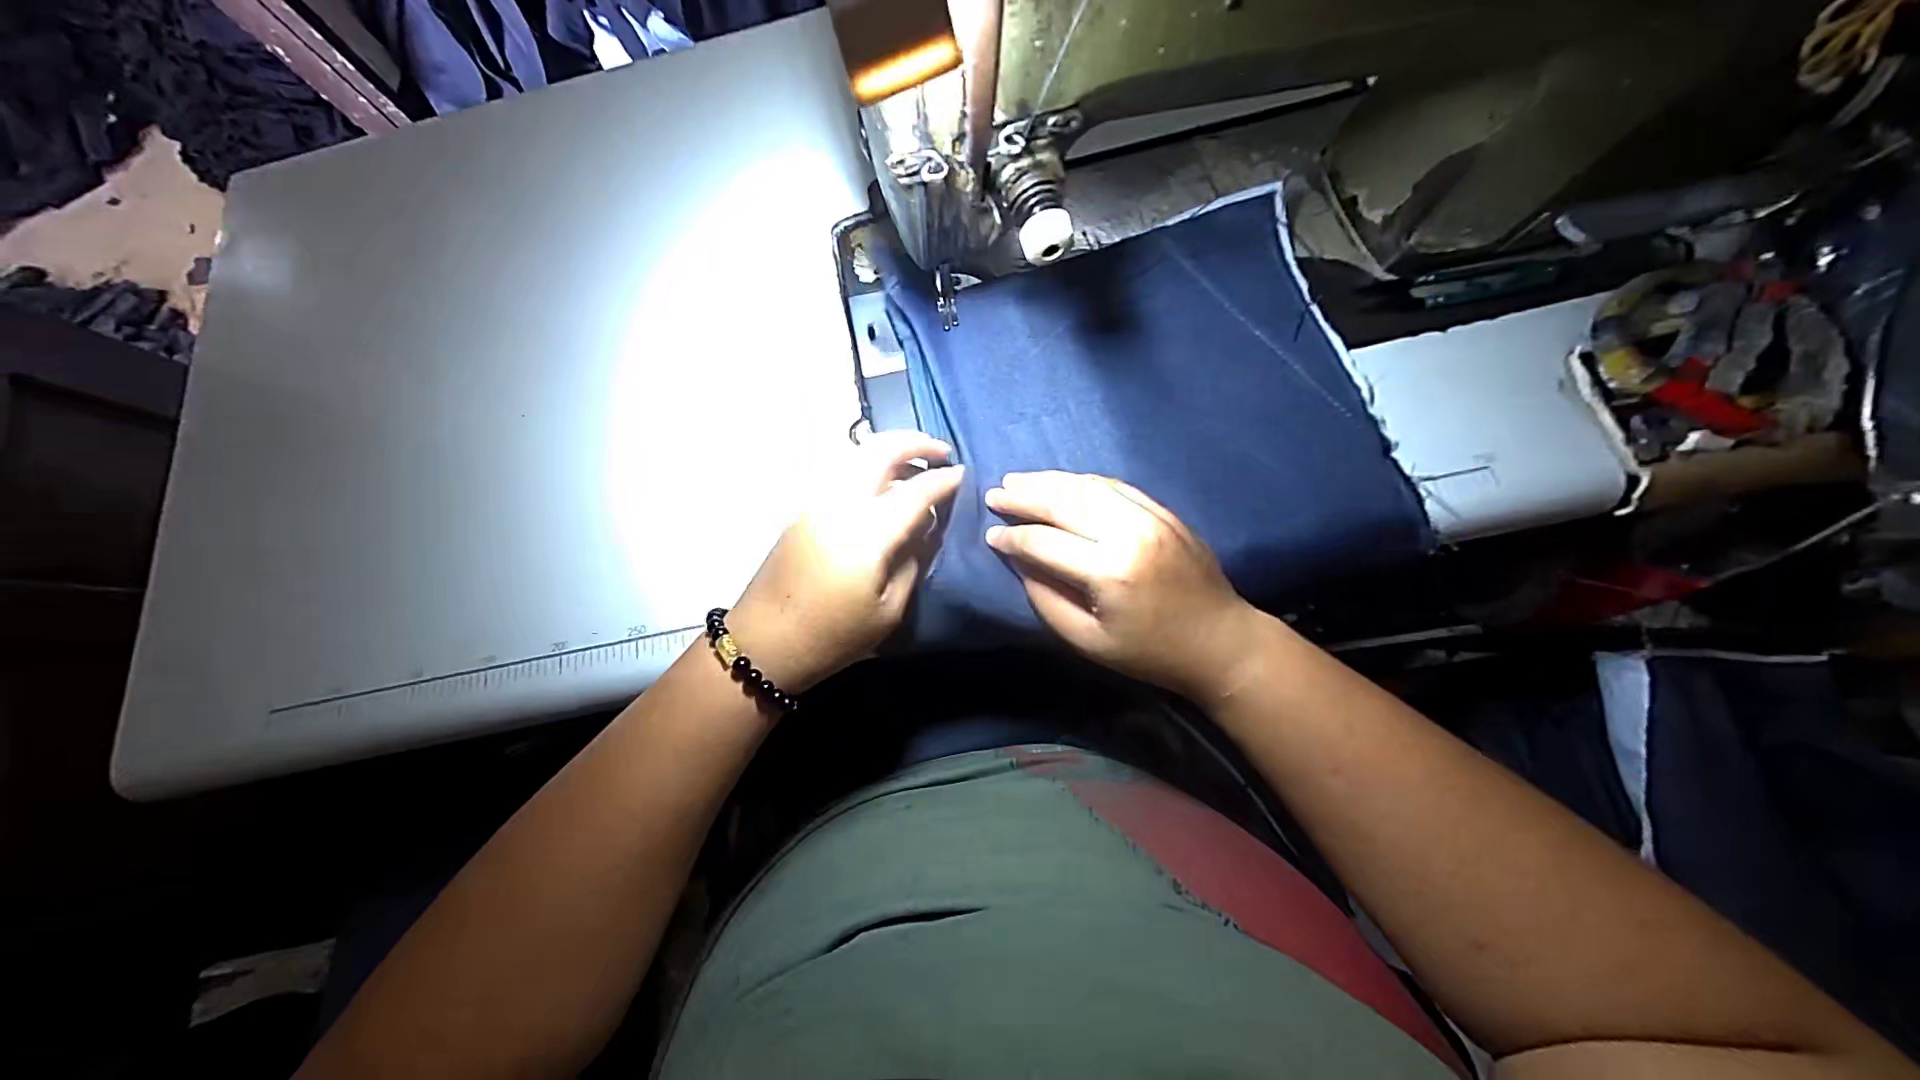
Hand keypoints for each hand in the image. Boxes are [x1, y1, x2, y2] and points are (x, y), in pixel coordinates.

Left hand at [726, 431, 963, 693]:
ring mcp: (816, 502)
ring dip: (890, 449)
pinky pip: (841, 470)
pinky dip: (869, 463)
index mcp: (865, 535)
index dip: (944, 480)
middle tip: (942, 452)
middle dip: (915, 443)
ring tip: (915, 464)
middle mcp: (839, 505)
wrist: (764, 643)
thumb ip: (913, 559)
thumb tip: (927, 523)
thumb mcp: (888, 610)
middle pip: (879, 451)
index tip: (965, 474)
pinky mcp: (803, 509)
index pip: (914, 492)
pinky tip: (884, 482)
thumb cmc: (833, 637)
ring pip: (856, 454)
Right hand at [985, 471, 1262, 701]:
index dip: (1013, 538)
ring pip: (1088, 486)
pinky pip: (1115, 485)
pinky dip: (1082, 481)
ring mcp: (1151, 516)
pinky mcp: (1164, 512)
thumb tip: (1020, 562)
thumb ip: (1046, 599)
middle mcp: (1129, 533)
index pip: (1045, 542)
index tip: (990, 535)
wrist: (1220, 642)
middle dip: (1024, 497)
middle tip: (995, 493)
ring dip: (1049, 481)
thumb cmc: (1149, 652)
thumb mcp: (1087, 641)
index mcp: (1109, 571)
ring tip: (1018, 481)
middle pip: (1065, 502)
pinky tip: (1061, 483)